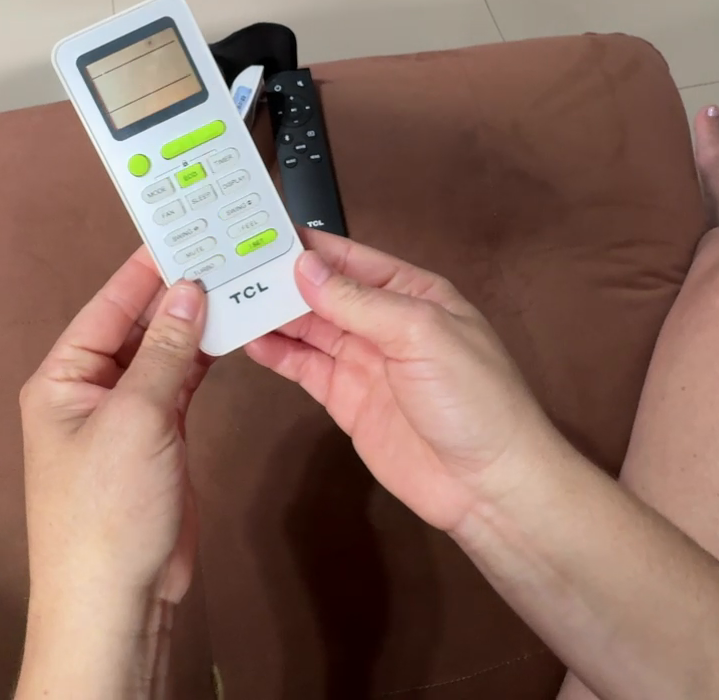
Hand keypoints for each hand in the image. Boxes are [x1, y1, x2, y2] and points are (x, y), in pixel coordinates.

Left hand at [18, 247, 211, 667]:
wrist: (117, 602)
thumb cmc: (104, 514)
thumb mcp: (136, 419)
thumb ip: (164, 351)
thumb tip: (186, 291)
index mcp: (64, 378)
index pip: (108, 306)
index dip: (144, 269)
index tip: (181, 234)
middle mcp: (91, 389)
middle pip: (137, 325)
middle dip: (176, 293)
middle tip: (219, 253)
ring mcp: (126, 412)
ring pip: (163, 351)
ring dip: (194, 323)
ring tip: (232, 283)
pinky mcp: (157, 434)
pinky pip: (180, 380)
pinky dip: (203, 357)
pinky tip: (229, 331)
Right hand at [246, 232, 566, 534]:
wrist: (488, 486)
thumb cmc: (474, 398)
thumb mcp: (421, 334)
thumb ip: (359, 301)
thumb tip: (305, 266)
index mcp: (410, 292)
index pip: (349, 258)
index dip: (307, 245)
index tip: (261, 232)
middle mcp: (383, 320)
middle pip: (322, 291)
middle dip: (281, 278)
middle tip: (231, 266)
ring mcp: (363, 360)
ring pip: (308, 327)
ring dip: (273, 313)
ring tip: (230, 298)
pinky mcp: (346, 398)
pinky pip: (305, 367)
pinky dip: (278, 353)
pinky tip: (250, 341)